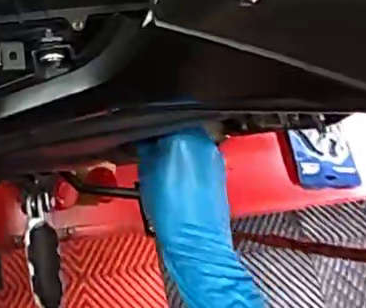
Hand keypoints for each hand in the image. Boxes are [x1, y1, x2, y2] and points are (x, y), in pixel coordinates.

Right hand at [138, 128, 265, 307]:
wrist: (198, 246)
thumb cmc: (172, 217)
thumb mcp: (147, 176)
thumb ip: (147, 148)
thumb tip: (146, 138)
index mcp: (181, 136)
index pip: (161, 119)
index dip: (150, 127)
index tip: (144, 136)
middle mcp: (201, 139)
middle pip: (179, 125)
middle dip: (166, 134)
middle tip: (154, 148)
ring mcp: (213, 153)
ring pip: (191, 138)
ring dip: (179, 146)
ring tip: (167, 164)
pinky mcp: (220, 167)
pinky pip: (201, 153)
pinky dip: (191, 158)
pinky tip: (181, 175)